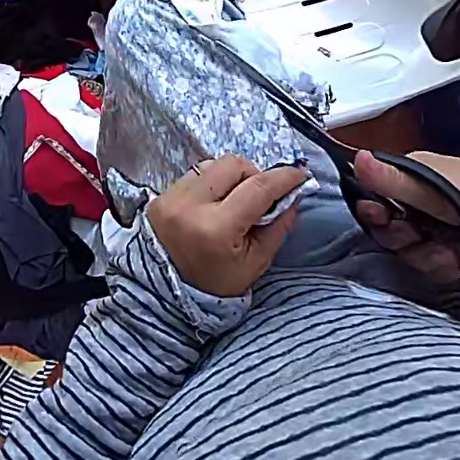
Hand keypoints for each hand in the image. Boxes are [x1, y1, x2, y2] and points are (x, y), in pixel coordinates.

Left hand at [147, 156, 307, 296]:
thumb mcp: (255, 262)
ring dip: (231, 177)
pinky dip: (211, 184)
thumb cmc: (215, 283)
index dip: (283, 178)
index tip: (299, 175)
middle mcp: (190, 205)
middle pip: (234, 165)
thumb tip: (292, 195)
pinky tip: (213, 204)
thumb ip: (278, 226)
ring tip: (234, 201)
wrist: (165, 294)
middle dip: (254, 175)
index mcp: (216, 228)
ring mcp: (171, 198)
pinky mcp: (160, 196)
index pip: (257, 188)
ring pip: (212, 165)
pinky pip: (194, 175)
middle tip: (259, 196)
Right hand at [353, 150, 459, 281]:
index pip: (375, 194)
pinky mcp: (444, 253)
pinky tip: (450, 260)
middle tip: (411, 235)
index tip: (378, 217)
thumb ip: (389, 179)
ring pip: (403, 248)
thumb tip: (356, 157)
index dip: (372, 209)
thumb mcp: (428, 186)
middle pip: (386, 225)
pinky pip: (423, 263)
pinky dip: (435, 264)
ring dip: (418, 252)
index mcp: (412, 177)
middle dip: (396, 234)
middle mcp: (418, 202)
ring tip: (441, 251)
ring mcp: (432, 229)